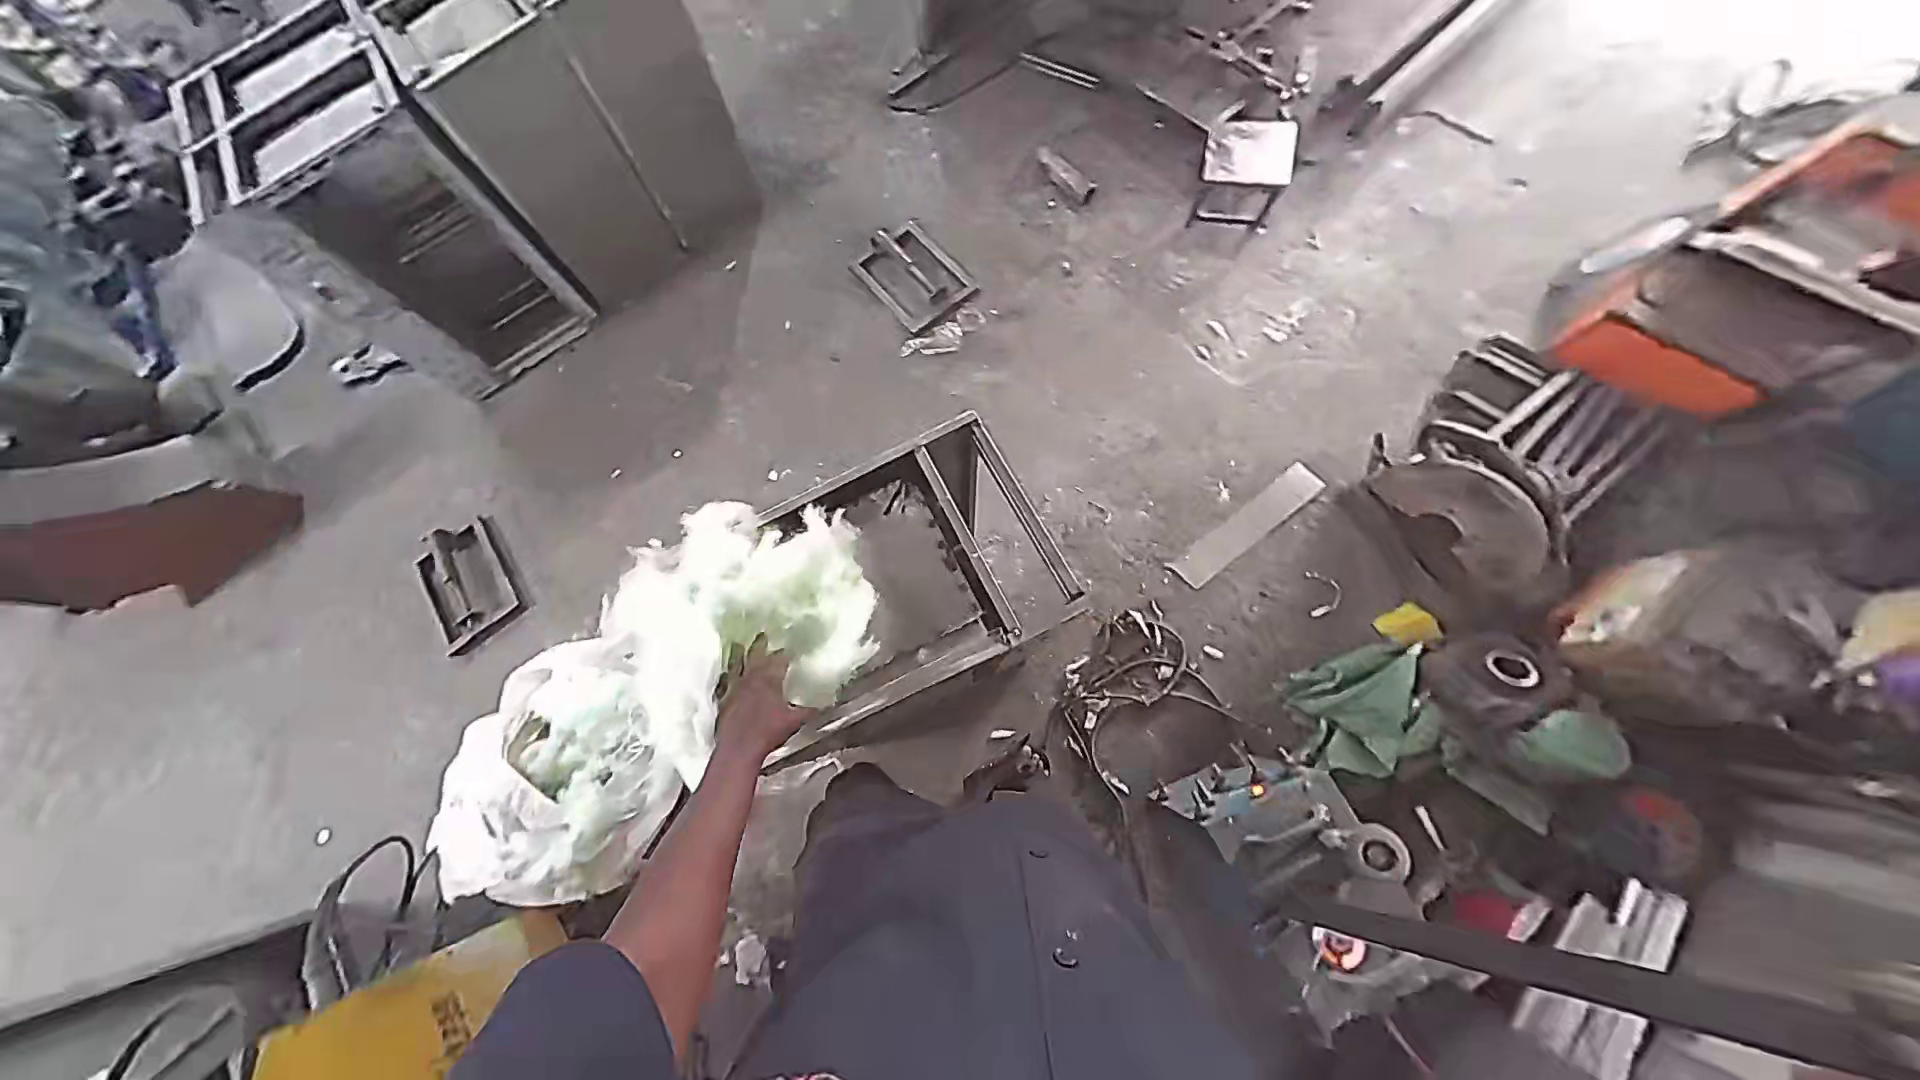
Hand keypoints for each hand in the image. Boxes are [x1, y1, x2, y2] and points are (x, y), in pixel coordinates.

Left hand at [717, 644, 814, 757]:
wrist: (740, 748)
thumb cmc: (769, 732)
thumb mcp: (794, 721)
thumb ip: (808, 712)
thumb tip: (822, 707)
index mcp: (770, 680)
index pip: (779, 660)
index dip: (784, 654)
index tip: (788, 649)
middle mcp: (751, 679)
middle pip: (755, 656)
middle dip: (760, 644)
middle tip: (762, 635)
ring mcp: (734, 689)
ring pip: (736, 666)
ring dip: (737, 654)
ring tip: (736, 645)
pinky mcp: (723, 700)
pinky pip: (723, 684)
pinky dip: (725, 677)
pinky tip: (725, 676)